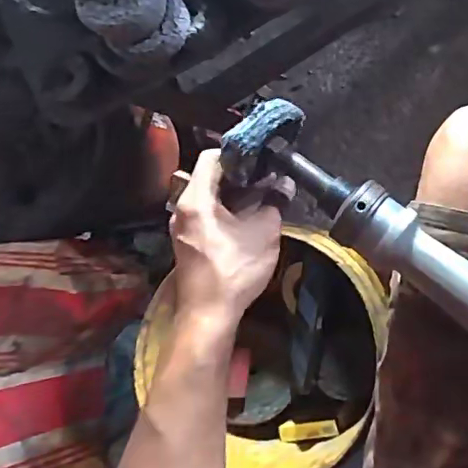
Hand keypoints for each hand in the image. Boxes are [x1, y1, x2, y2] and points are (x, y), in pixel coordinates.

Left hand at [166, 148, 287, 358]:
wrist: (209, 314)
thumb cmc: (235, 269)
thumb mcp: (265, 231)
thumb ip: (274, 203)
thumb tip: (285, 185)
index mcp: (195, 199)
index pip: (211, 157)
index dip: (238, 153)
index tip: (261, 157)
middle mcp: (182, 208)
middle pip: (208, 176)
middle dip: (240, 173)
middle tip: (268, 175)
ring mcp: (182, 225)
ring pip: (208, 195)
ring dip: (234, 192)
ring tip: (264, 193)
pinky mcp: (188, 240)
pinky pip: (207, 212)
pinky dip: (227, 208)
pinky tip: (249, 216)